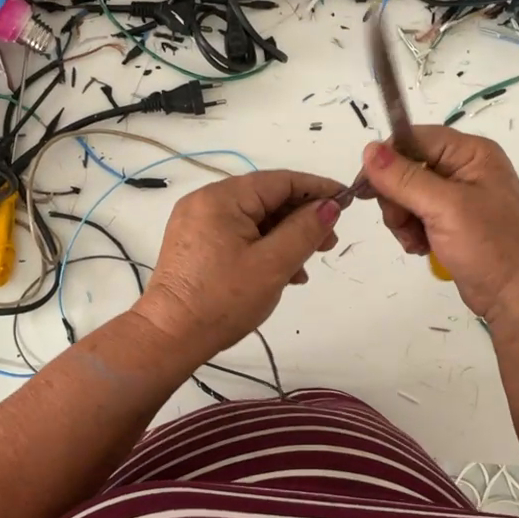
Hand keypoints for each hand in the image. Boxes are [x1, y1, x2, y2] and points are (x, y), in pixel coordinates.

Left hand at [134, 169, 344, 357]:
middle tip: (330, 242)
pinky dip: (263, 248)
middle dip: (302, 218)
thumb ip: (305, 231)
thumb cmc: (223, 300)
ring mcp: (197, 223)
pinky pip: (238, 235)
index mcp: (222, 198)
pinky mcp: (195, 245)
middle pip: (266, 199)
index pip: (280, 181)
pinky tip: (282, 273)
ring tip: (306, 266)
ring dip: (285, 237)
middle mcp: (206, 202)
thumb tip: (330, 206)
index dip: (318, 189)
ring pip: (254, 219)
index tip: (347, 200)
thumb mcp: (273, 264)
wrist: (170, 337)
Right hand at [360, 128, 518, 320]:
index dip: (387, 160)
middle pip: (406, 167)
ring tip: (417, 241)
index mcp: (471, 153)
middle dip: (396, 198)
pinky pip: (414, 215)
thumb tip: (368, 149)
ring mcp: (456, 196)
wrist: (517, 295)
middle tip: (405, 224)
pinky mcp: (450, 221)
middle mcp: (463, 168)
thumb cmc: (490, 246)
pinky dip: (410, 231)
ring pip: (405, 194)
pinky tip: (422, 247)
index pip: (414, 138)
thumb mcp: (445, 208)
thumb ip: (405, 178)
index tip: (367, 189)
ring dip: (402, 219)